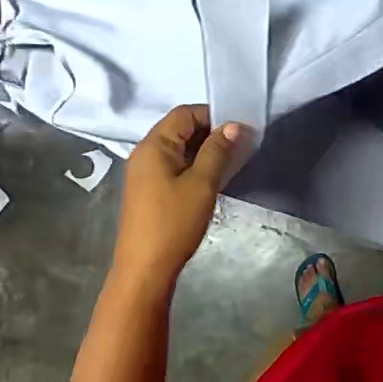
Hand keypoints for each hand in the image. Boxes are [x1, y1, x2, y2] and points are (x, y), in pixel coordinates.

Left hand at [112, 105, 244, 281]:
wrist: (145, 268)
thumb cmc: (174, 222)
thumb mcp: (202, 184)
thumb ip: (217, 151)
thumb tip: (233, 125)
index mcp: (154, 145)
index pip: (184, 113)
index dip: (212, 116)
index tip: (239, 130)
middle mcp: (144, 153)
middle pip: (179, 129)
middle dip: (209, 133)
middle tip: (239, 147)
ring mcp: (143, 172)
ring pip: (177, 149)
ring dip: (202, 152)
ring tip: (229, 164)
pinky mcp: (147, 190)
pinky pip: (172, 166)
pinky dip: (192, 166)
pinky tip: (210, 180)